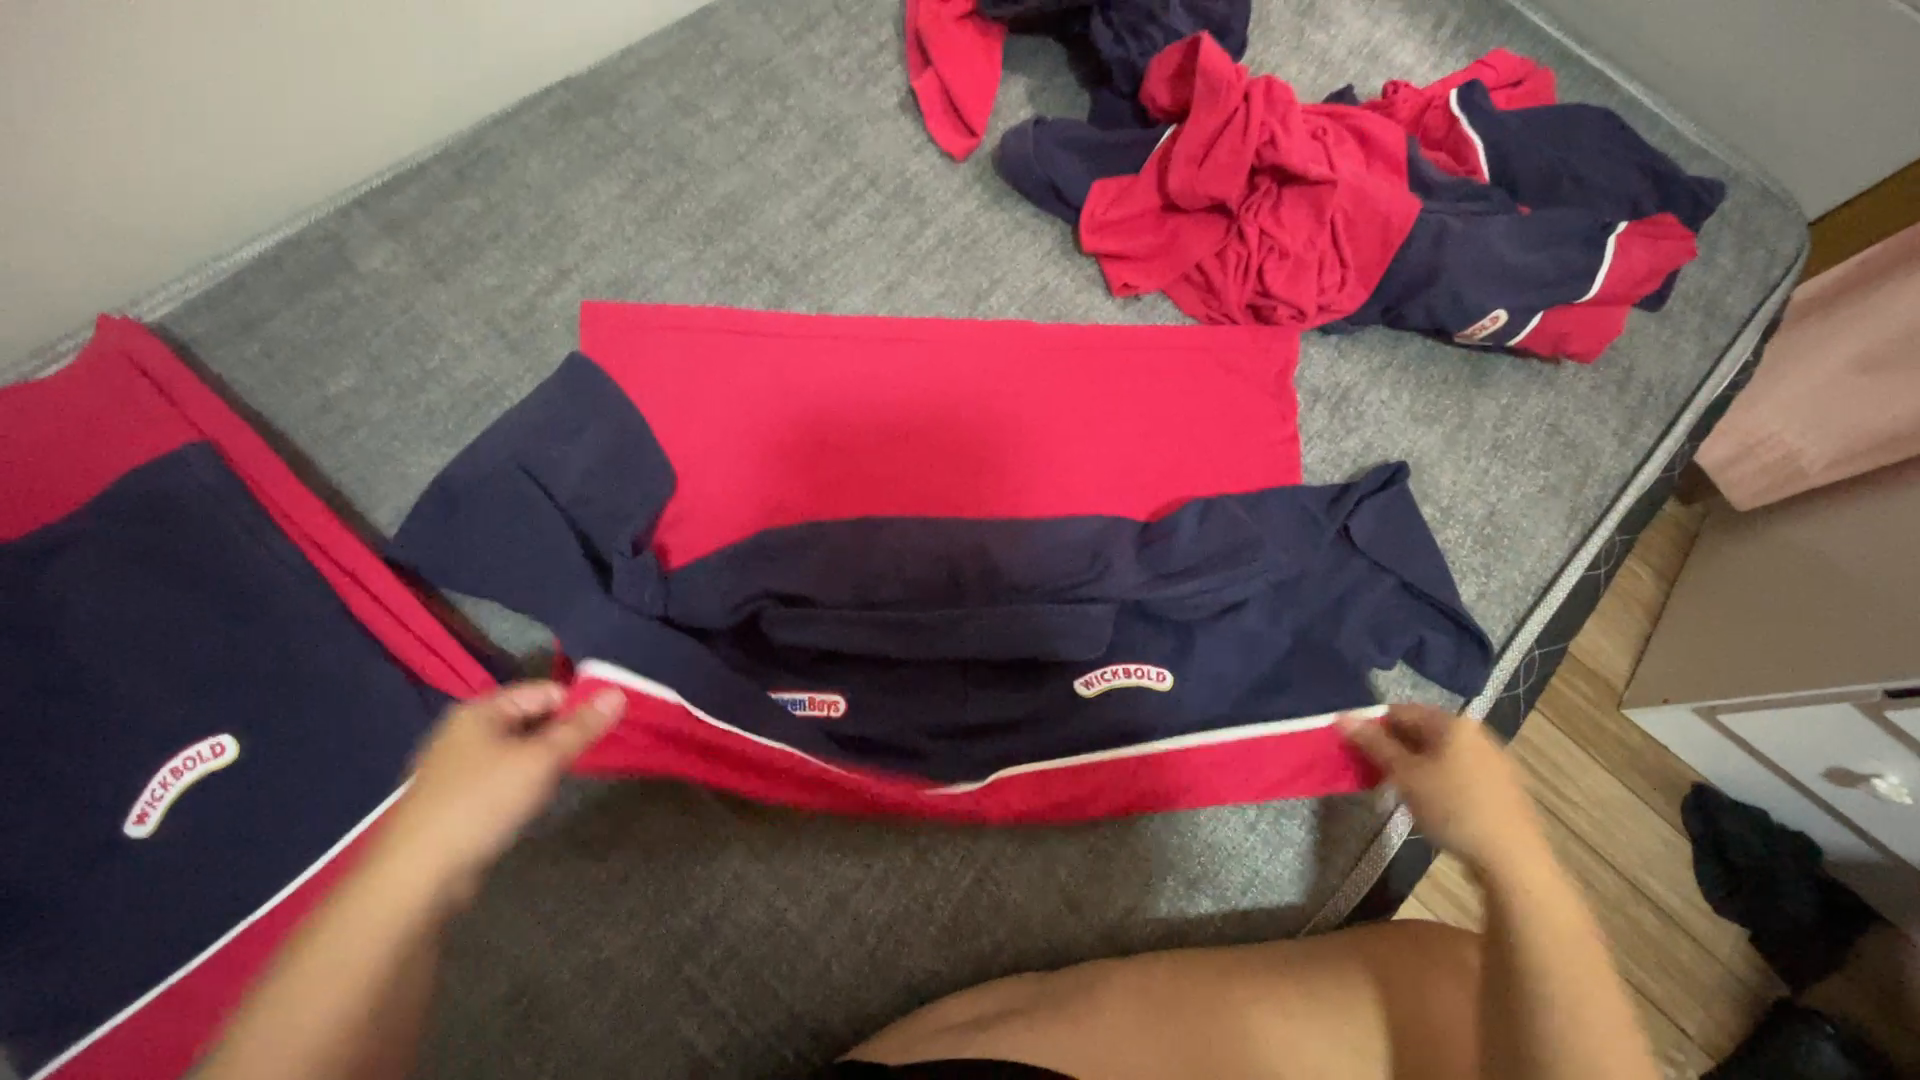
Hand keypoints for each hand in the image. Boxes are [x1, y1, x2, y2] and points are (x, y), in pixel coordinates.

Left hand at [375, 681, 624, 904]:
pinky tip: (531, 804)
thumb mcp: (541, 761)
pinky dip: (523, 784)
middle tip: (592, 756)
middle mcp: (464, 731)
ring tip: (563, 782)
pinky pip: (502, 777)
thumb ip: (580, 728)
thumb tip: (618, 693)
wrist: (417, 876)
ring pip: (518, 751)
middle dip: (563, 736)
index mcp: (480, 711)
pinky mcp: (455, 800)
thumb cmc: (482, 804)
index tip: (609, 729)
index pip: (545, 691)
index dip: (578, 706)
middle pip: (531, 719)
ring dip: (544, 762)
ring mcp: (456, 767)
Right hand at [1340, 704, 1548, 875]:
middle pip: (1422, 731)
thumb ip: (1373, 745)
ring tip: (1394, 788)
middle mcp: (1476, 735)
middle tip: (1369, 768)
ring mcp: (1493, 761)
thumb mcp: (1405, 776)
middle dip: (1392, 747)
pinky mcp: (1501, 787)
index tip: (1352, 745)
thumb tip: (1342, 718)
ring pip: (1439, 754)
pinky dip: (1435, 779)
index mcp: (1453, 724)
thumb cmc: (1453, 808)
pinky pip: (1457, 772)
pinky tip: (1428, 803)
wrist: (1512, 859)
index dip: (1372, 724)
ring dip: (1412, 765)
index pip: (1401, 710)